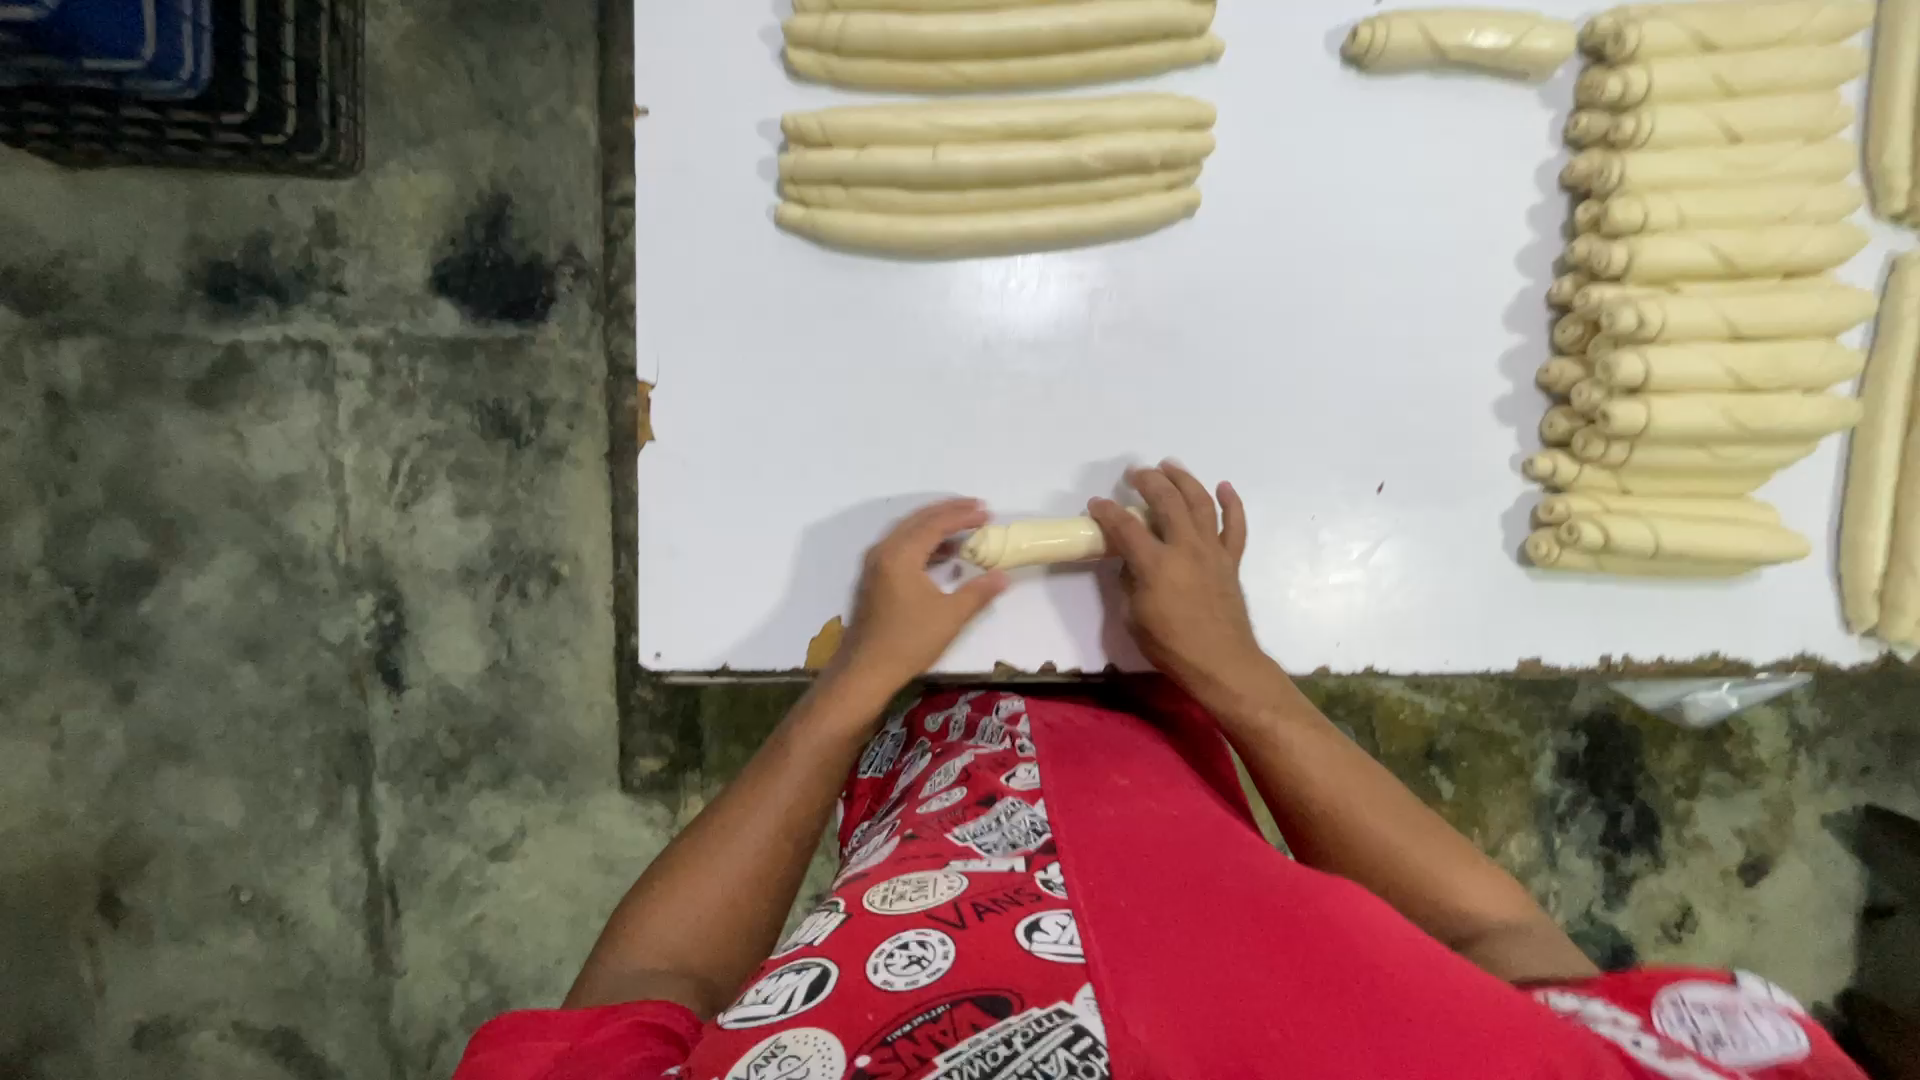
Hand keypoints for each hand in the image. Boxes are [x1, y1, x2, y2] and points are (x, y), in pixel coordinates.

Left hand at [829, 498, 1009, 700]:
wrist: (865, 670)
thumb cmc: (908, 642)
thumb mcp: (950, 616)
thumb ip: (978, 592)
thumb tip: (1004, 576)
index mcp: (900, 555)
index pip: (935, 523)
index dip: (963, 515)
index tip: (987, 512)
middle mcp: (883, 551)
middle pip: (918, 520)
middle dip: (948, 512)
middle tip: (976, 508)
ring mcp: (873, 564)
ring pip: (906, 532)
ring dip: (934, 526)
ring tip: (962, 528)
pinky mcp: (872, 578)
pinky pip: (898, 546)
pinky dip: (921, 543)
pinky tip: (940, 555)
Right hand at [1089, 463, 1277, 708]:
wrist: (1221, 662)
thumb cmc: (1171, 645)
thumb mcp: (1133, 616)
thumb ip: (1130, 582)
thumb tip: (1132, 564)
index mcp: (1156, 564)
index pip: (1125, 527)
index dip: (1107, 511)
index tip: (1096, 504)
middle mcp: (1185, 548)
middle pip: (1167, 501)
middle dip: (1148, 481)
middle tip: (1134, 474)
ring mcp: (1212, 551)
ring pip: (1200, 503)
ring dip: (1184, 480)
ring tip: (1170, 466)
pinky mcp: (1230, 560)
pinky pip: (1235, 526)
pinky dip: (1232, 504)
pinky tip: (1224, 487)